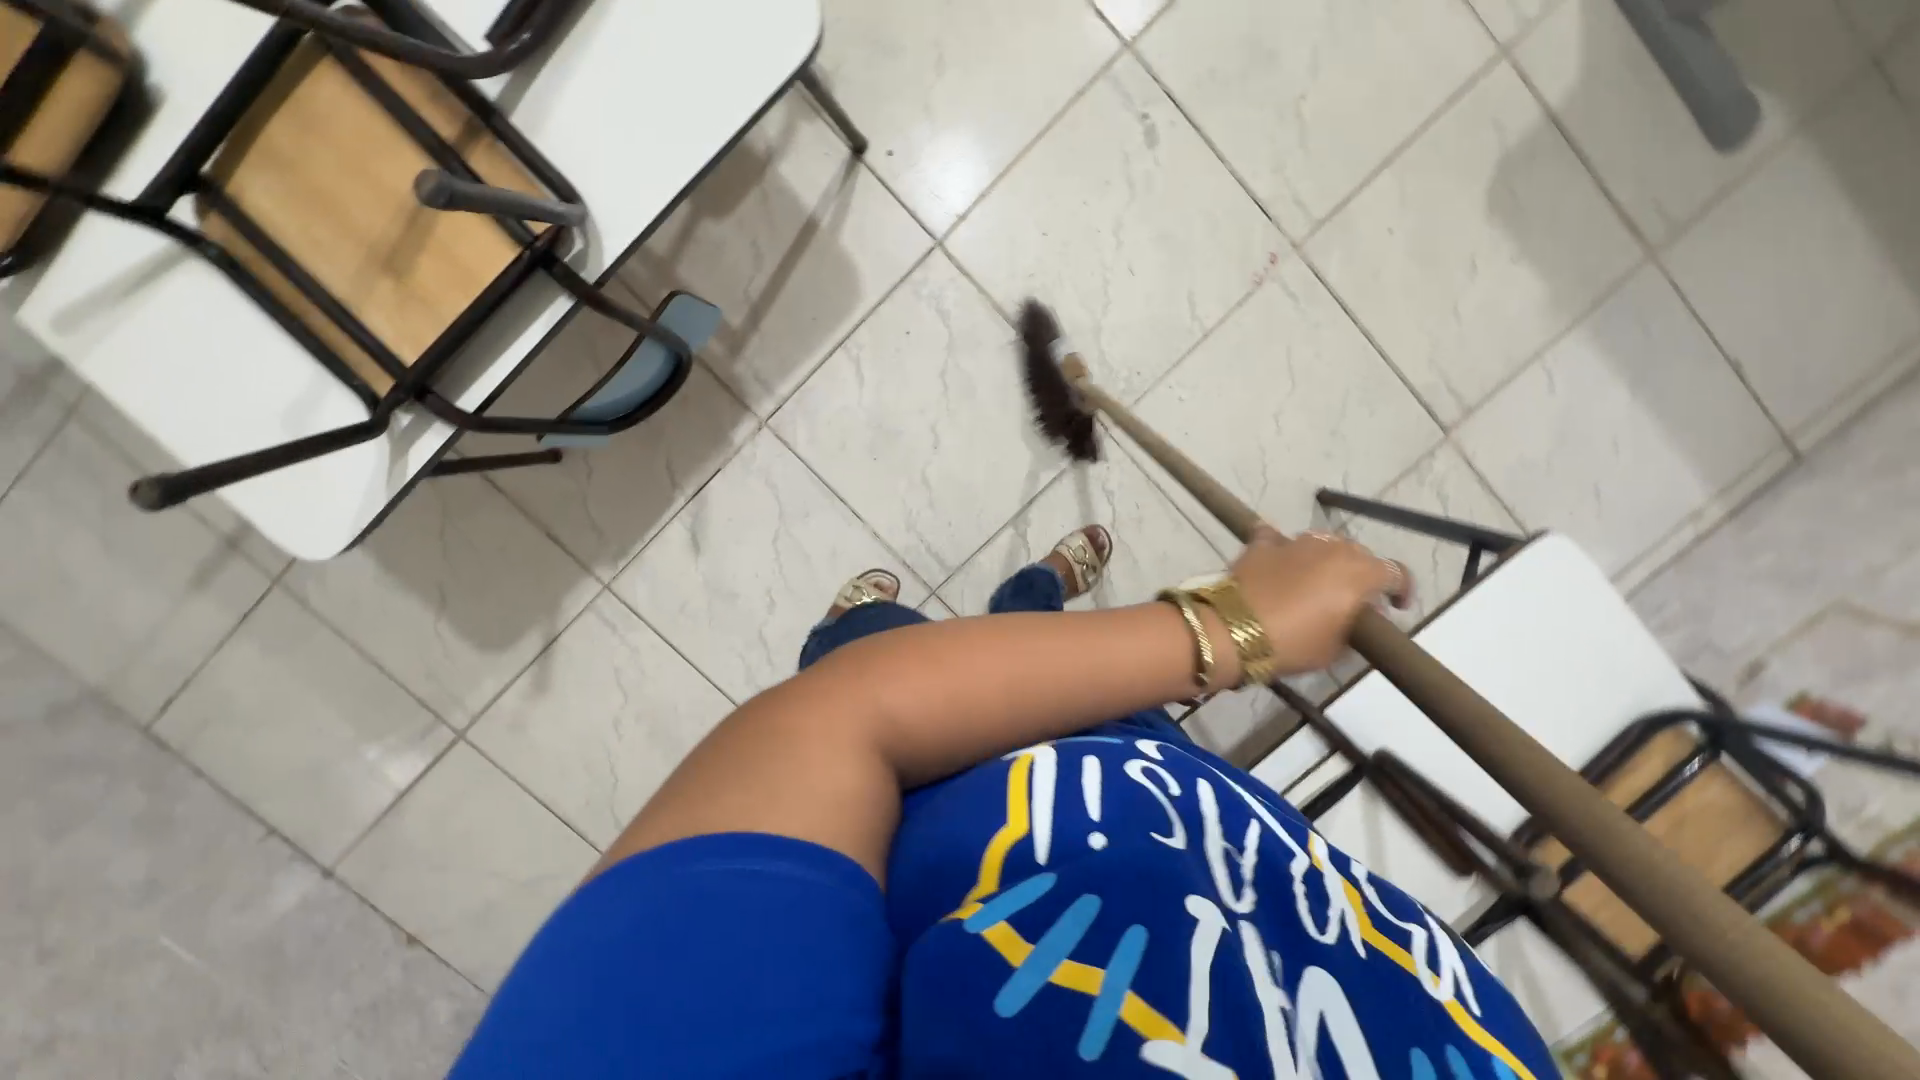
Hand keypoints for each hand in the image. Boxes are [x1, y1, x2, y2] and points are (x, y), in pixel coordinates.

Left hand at [1223, 526, 1410, 676]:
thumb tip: (1361, 612)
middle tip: (1352, 598)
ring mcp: (1294, 542)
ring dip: (1324, 559)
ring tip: (1315, 581)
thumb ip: (1355, 626)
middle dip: (1361, 573)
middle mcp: (1331, 548)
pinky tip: (1276, 560)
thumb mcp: (1336, 648)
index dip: (1401, 589)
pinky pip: (1277, 539)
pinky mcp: (1261, 544)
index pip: (1395, 573)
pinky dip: (1281, 548)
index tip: (1397, 606)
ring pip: (1321, 544)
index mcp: (1358, 572)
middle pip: (1358, 554)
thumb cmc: (1293, 643)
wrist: (1233, 630)